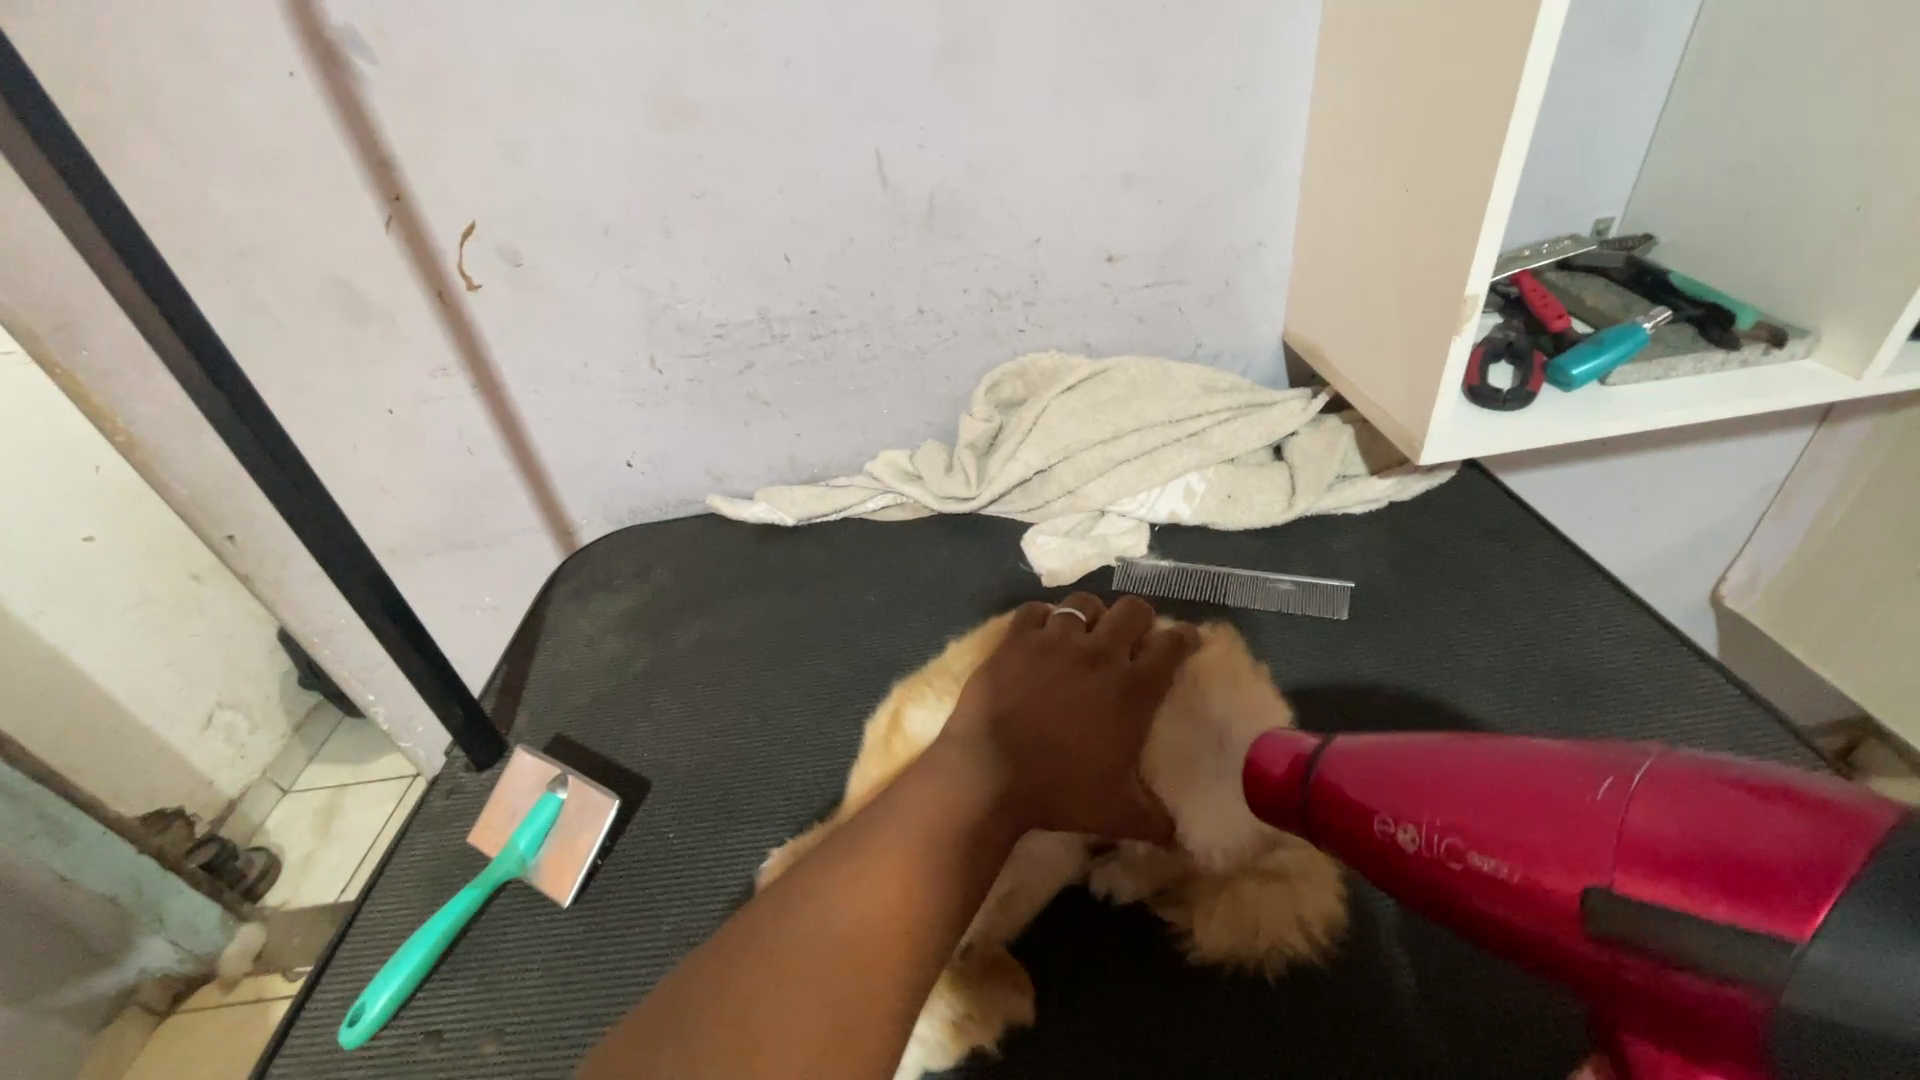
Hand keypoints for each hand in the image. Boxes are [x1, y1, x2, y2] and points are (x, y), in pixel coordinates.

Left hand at [932, 593, 1199, 842]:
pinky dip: (1042, 617)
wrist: (989, 774)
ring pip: (1083, 604)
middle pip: (1132, 610)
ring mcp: (1054, 641)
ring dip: (1091, 614)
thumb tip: (1181, 839)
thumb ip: (1157, 821)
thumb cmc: (1060, 792)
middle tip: (1133, 635)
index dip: (1183, 638)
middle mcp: (1099, 654)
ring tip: (1086, 630)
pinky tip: (1040, 632)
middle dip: (1140, 618)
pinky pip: (1034, 610)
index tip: (1184, 640)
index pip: (1172, 646)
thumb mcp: (1119, 815)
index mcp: (1134, 689)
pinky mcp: (1015, 640)